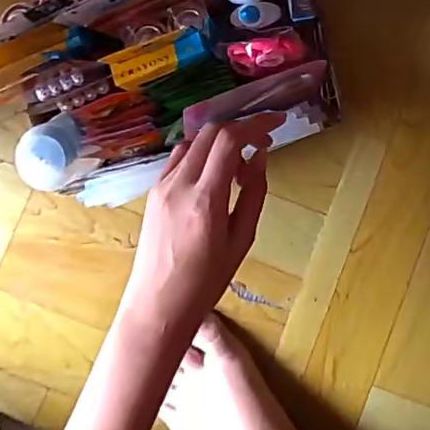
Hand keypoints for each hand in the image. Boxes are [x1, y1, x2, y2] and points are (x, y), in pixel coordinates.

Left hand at [124, 115, 280, 327]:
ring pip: (193, 140)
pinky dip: (202, 153)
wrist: (156, 308)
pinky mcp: (153, 191)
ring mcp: (161, 186)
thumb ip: (254, 192)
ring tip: (239, 166)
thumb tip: (260, 156)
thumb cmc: (205, 282)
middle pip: (210, 132)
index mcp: (205, 198)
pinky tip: (215, 174)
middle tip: (263, 142)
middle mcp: (179, 184)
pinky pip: (180, 157)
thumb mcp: (241, 240)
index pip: (229, 139)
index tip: (276, 122)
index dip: (255, 124)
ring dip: (220, 141)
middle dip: (240, 128)